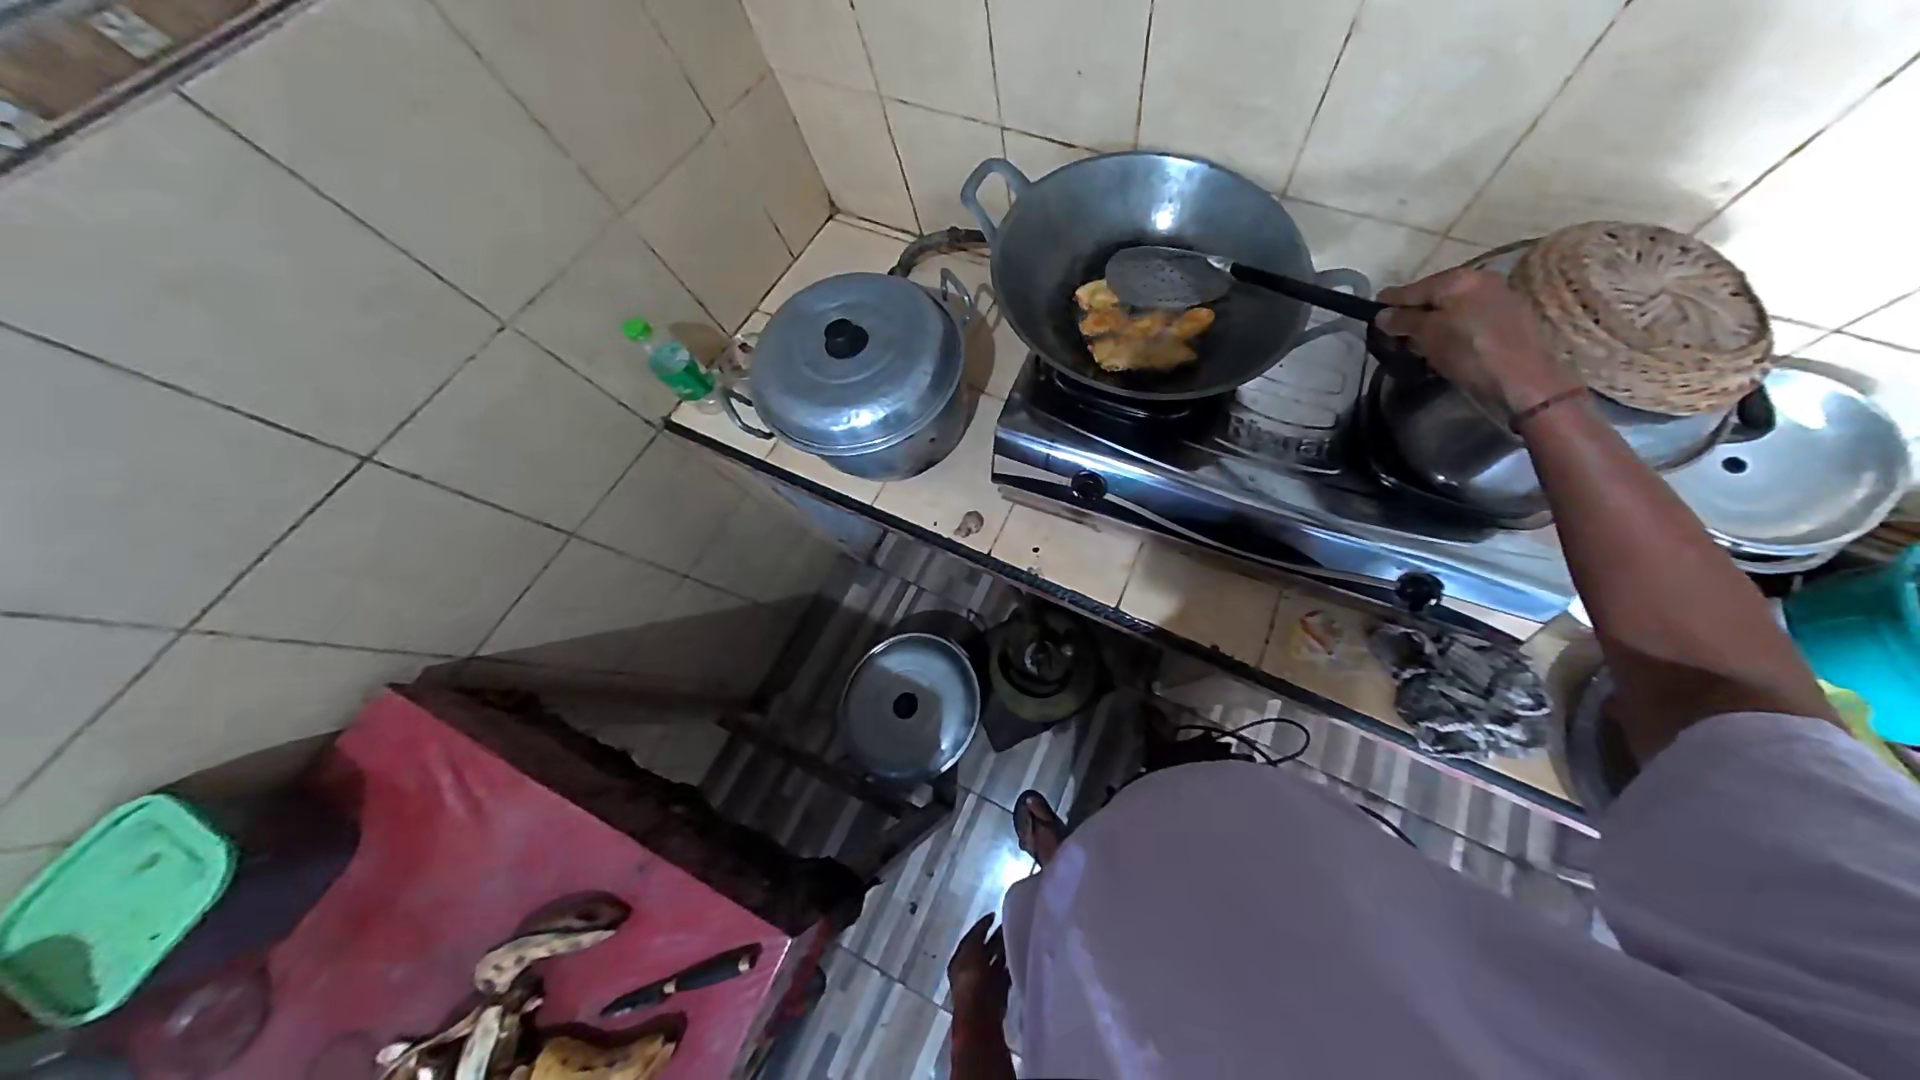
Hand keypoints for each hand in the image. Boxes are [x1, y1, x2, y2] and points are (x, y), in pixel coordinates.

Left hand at [947, 914, 1008, 1025]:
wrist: (980, 1013)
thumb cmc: (971, 978)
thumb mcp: (971, 949)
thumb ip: (979, 933)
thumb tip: (990, 920)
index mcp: (960, 960)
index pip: (971, 938)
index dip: (982, 926)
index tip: (994, 914)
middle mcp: (970, 970)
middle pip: (984, 949)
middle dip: (996, 938)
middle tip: (1010, 924)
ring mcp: (984, 982)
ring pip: (996, 961)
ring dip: (1005, 951)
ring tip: (1017, 936)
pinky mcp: (998, 993)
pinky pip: (1005, 974)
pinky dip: (1011, 966)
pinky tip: (1019, 956)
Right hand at [1375, 268, 1582, 420]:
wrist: (1521, 379)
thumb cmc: (1468, 352)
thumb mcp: (1428, 335)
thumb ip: (1403, 320)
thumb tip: (1382, 314)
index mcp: (1459, 278)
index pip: (1412, 288)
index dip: (1389, 303)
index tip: (1371, 313)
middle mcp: (1481, 280)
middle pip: (1433, 296)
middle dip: (1411, 315)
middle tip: (1394, 336)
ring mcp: (1498, 298)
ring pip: (1451, 308)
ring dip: (1431, 324)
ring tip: (1417, 345)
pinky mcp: (1508, 318)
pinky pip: (1468, 318)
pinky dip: (1450, 330)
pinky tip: (1443, 347)